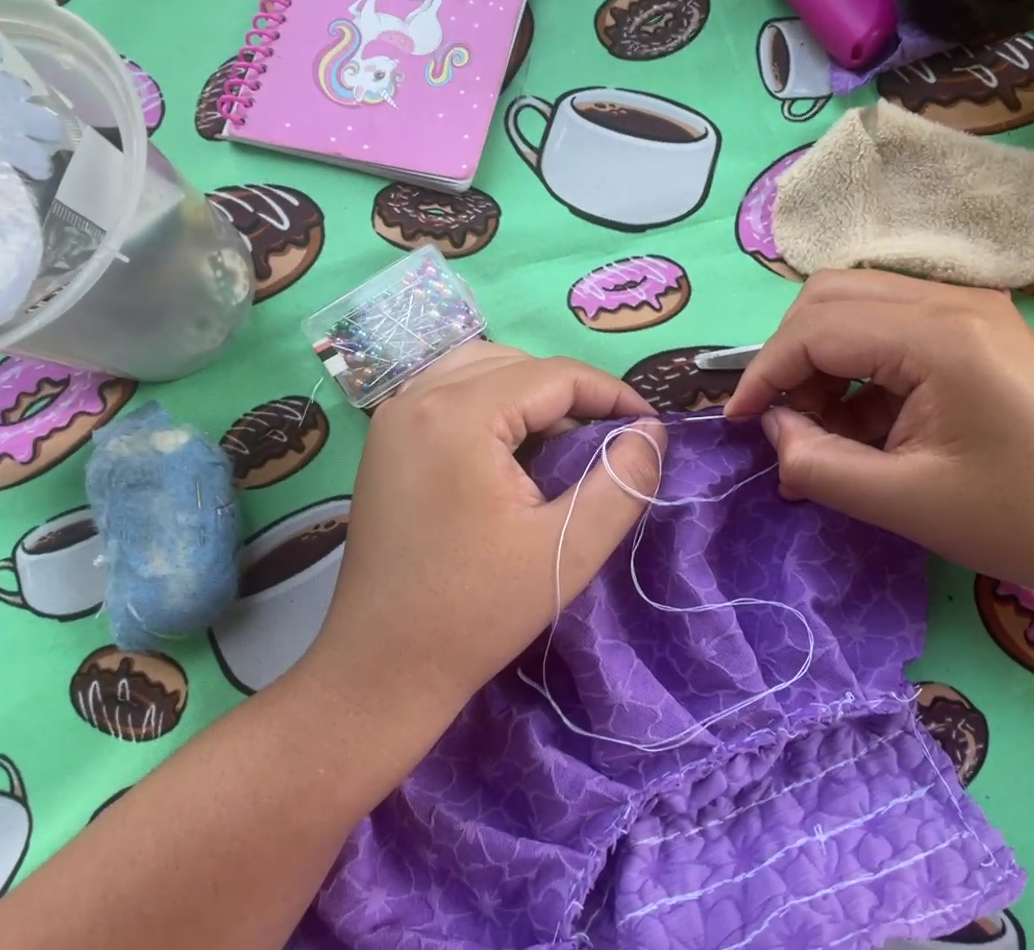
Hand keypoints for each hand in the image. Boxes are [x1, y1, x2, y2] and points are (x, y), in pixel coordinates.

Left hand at [302, 342, 664, 710]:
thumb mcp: (567, 549)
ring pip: (480, 372)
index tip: (650, 429)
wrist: (382, 666)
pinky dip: (492, 407)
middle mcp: (416, 399)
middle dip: (572, 396)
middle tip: (609, 444)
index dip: (612, 394)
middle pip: (516, 366)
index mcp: (457, 416)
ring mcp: (392, 419)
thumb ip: (622, 482)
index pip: (553, 375)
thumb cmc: (476, 611)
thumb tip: (651, 433)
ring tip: (565, 446)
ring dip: (531, 397)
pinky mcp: (385, 444)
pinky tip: (513, 453)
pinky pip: (450, 396)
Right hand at [724, 270, 1033, 588]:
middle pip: (832, 295)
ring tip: (820, 428)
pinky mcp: (975, 328)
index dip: (766, 372)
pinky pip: (889, 326)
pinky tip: (860, 422)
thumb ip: (816, 463)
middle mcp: (955, 300)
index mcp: (941, 336)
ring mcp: (970, 309)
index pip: (819, 327)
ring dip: (821, 359)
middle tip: (782, 421)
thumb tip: (772, 428)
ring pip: (857, 304)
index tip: (738, 422)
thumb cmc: (1016, 520)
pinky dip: (856, 366)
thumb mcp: (901, 502)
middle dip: (790, 356)